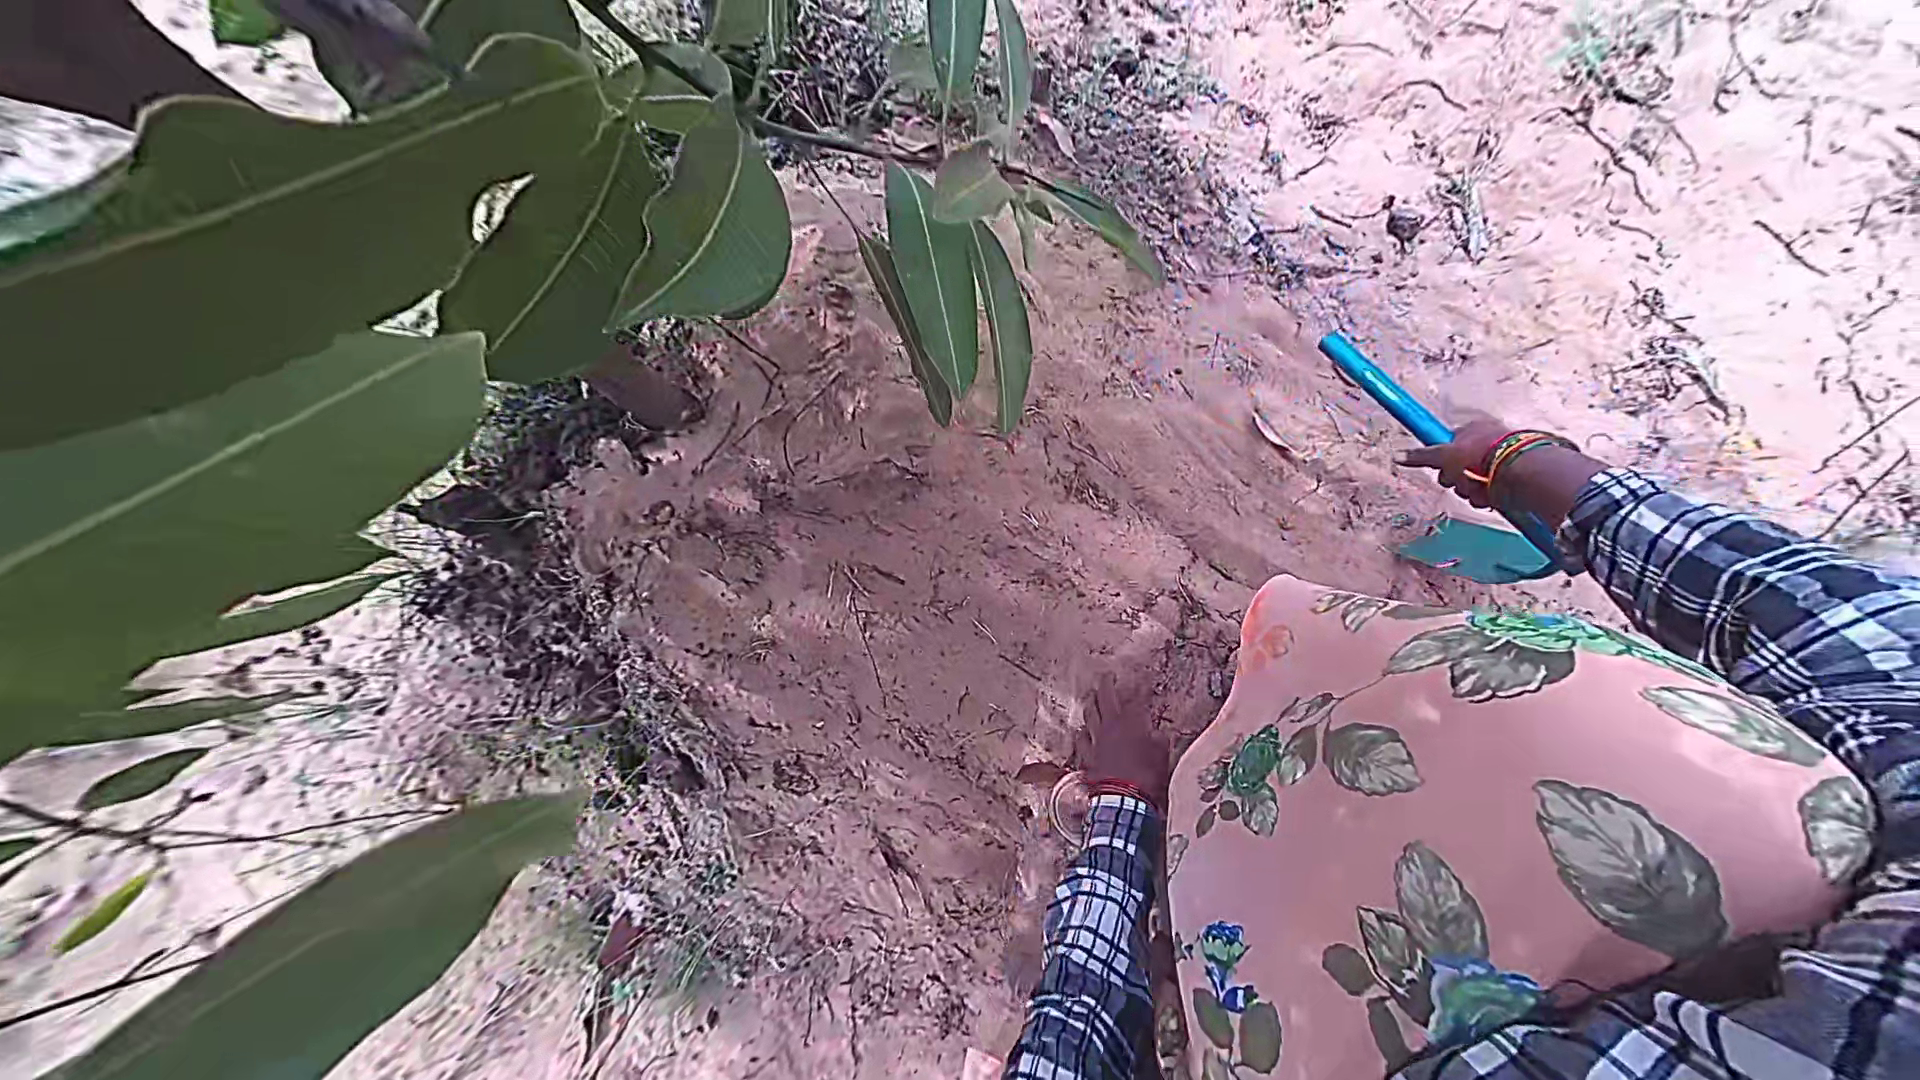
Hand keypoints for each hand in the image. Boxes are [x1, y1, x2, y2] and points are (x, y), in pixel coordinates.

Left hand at [1075, 673, 1170, 806]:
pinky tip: (1083, 731)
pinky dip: (1083, 733)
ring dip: (1091, 705)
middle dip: (1106, 684)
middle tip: (1107, 676)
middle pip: (1104, 698)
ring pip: (1089, 715)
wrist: (1123, 798)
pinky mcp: (1087, 755)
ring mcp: (1095, 739)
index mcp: (1130, 722)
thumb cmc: (1148, 775)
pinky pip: (1082, 739)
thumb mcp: (1162, 756)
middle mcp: (1110, 725)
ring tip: (1091, 698)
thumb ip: (1159, 741)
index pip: (1136, 700)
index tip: (1144, 682)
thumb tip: (1158, 734)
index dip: (1140, 690)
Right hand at [1394, 416, 1511, 508]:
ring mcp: (1500, 460)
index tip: (1439, 466)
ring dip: (1468, 489)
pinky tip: (1487, 495)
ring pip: (1471, 481)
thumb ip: (1419, 456)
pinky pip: (1487, 490)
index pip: (1447, 444)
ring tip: (1475, 489)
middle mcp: (1488, 442)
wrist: (1520, 470)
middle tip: (1457, 480)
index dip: (1439, 459)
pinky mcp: (1510, 477)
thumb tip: (1398, 456)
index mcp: (1473, 429)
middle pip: (1457, 466)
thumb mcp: (1442, 454)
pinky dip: (1483, 496)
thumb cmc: (1482, 454)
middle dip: (1454, 479)